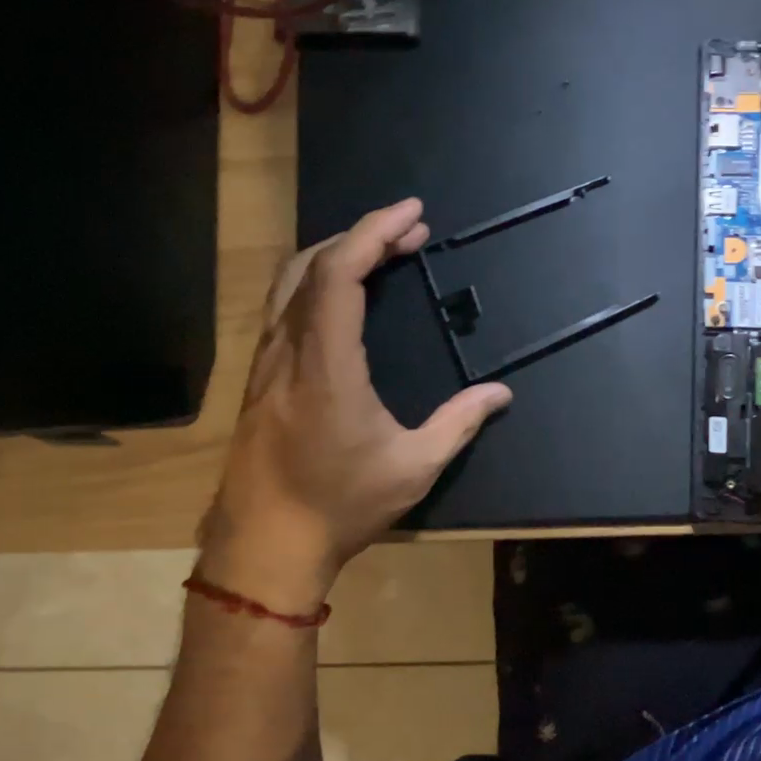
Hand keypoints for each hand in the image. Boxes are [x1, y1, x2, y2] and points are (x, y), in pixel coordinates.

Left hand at [197, 199, 511, 612]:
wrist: (263, 546)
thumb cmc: (340, 505)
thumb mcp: (413, 467)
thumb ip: (459, 423)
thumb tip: (501, 394)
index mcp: (326, 364)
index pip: (340, 274)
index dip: (374, 232)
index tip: (413, 214)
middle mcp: (288, 350)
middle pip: (313, 265)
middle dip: (363, 235)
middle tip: (411, 232)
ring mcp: (266, 363)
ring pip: (290, 283)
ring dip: (336, 255)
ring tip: (381, 252)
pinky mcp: (258, 379)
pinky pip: (283, 307)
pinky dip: (317, 282)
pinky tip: (343, 297)